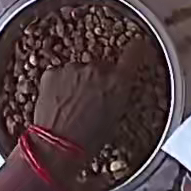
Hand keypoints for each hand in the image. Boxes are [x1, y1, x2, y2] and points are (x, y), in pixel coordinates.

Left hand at [29, 37, 155, 160]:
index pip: (134, 52)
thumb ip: (117, 94)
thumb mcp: (114, 118)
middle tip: (91, 100)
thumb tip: (115, 88)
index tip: (137, 44)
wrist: (56, 147)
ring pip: (78, 70)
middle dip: (98, 78)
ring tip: (71, 107)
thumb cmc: (88, 141)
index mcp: (118, 82)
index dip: (137, 48)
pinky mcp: (53, 71)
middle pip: (101, 65)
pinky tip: (58, 103)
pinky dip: (58, 85)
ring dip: (76, 82)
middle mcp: (97, 69)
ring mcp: (73, 68)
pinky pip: (59, 74)